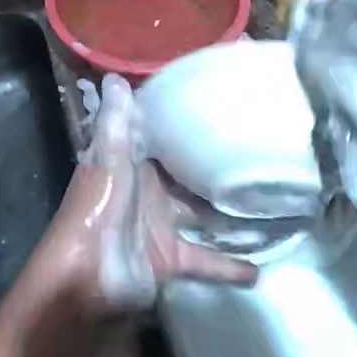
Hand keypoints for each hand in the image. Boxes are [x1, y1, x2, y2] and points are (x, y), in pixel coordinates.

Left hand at [27, 75, 256, 318]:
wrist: (86, 280)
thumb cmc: (98, 209)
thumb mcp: (109, 158)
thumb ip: (116, 121)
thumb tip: (115, 76)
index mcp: (132, 164)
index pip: (159, 138)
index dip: (183, 123)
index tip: (218, 107)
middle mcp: (148, 191)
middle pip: (186, 176)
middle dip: (214, 167)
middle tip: (256, 152)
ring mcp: (160, 226)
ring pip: (201, 215)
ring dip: (229, 214)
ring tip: (270, 204)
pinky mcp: (171, 259)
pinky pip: (206, 260)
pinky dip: (229, 266)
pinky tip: (258, 269)